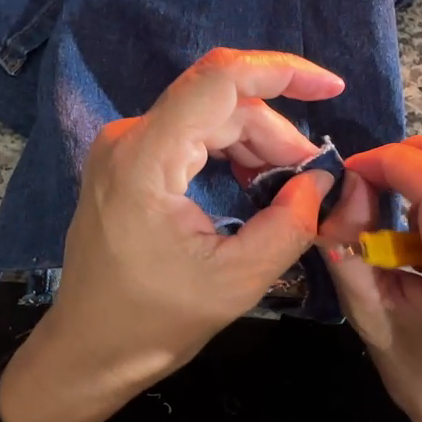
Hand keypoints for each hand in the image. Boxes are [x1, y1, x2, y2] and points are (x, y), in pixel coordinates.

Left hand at [0, 48, 343, 421]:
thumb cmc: (155, 322)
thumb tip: (320, 180)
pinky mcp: (125, 162)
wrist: (88, 350)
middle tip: (312, 180)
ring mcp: (122, 146)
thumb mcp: (237, 280)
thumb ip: (289, 223)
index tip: (333, 89)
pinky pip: (187, 135)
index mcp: (146, 157)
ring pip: (206, 116)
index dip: (282, 71)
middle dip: (275, 132)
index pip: (219, 79)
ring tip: (288, 187)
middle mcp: (128, 136)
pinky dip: (228, 151)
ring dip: (255, 143)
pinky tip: (254, 183)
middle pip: (218, 101)